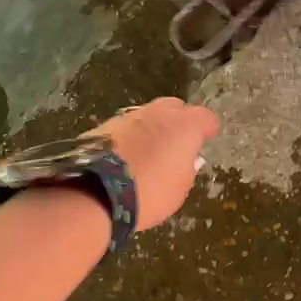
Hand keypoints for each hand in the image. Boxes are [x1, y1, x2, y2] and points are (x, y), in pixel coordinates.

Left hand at [90, 97, 217, 230]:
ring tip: (146, 152)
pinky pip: (124, 128)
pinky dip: (128, 138)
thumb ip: (186, 168)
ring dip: (150, 129)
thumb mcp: (179, 188)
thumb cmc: (149, 193)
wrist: (94, 193)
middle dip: (178, 121)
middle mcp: (158, 114)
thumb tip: (186, 159)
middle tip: (175, 142)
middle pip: (174, 108)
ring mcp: (128, 117)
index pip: (205, 117)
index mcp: (185, 126)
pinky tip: (123, 157)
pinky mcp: (102, 126)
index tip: (205, 139)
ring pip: (146, 116)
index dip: (206, 128)